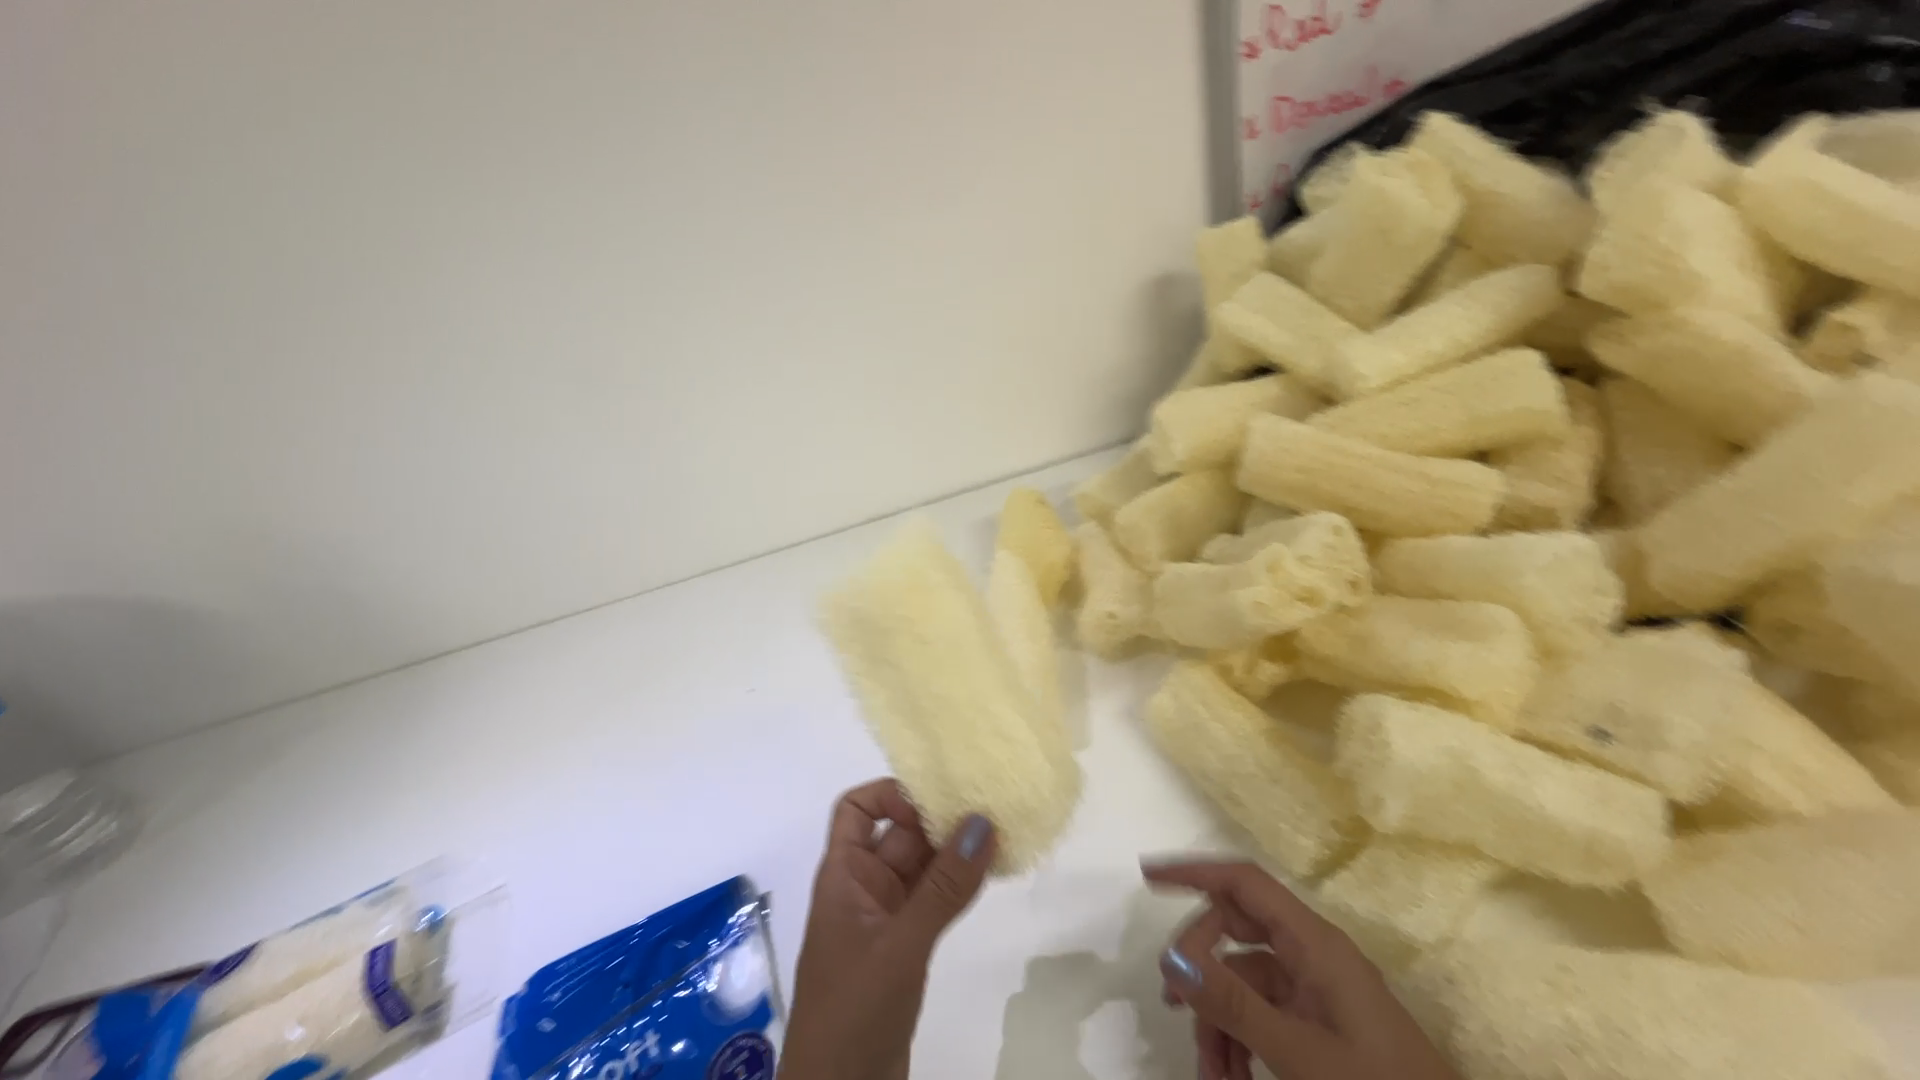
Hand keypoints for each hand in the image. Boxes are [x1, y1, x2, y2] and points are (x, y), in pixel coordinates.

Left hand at [778, 780, 995, 1079]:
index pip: (857, 809)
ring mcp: (886, 919)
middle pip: (898, 834)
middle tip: (991, 806)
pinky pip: (934, 900)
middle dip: (938, 818)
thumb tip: (982, 820)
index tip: (937, 803)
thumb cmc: (854, 1009)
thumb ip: (943, 887)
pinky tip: (992, 874)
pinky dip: (959, 885)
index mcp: (844, 876)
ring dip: (955, 851)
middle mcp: (863, 889)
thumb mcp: (900, 945)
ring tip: (1002, 833)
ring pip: (921, 868)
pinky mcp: (906, 948)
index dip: (892, 796)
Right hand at [1144, 860, 1457, 1079]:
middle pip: (1235, 933)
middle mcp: (1311, 954)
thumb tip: (1171, 959)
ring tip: (1213, 1076)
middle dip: (1200, 972)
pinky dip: (1239, 1042)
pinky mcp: (1318, 1020)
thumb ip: (1233, 1004)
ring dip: (1218, 1025)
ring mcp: (1315, 989)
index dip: (1194, 871)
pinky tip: (1231, 1077)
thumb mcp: (1297, 1052)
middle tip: (1174, 1008)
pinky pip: (1262, 1015)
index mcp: (1314, 943)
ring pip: (1243, 984)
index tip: (1147, 877)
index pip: (1244, 882)